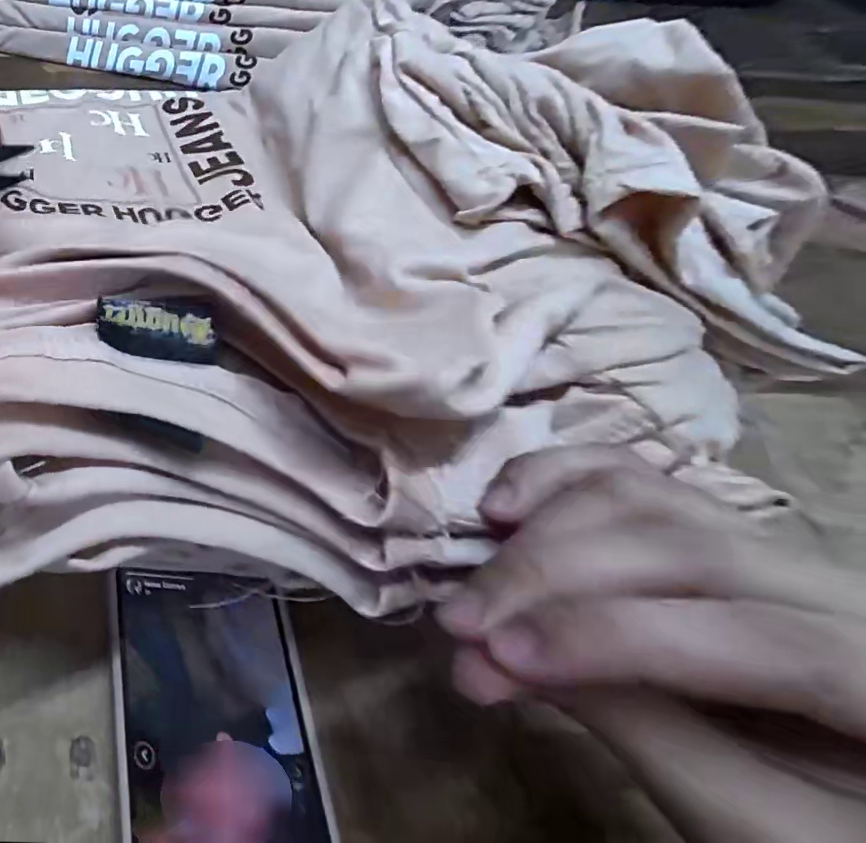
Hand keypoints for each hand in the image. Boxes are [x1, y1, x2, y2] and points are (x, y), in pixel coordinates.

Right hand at [438, 447, 865, 842]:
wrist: (841, 797)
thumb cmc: (812, 829)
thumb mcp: (751, 820)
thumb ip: (637, 728)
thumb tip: (492, 656)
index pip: (756, 638)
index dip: (605, 638)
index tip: (494, 656)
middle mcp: (845, 590)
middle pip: (673, 548)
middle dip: (541, 581)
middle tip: (455, 624)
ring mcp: (770, 545)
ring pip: (635, 497)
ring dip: (531, 534)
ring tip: (468, 583)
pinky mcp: (704, 525)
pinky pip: (622, 474)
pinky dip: (546, 477)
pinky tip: (497, 507)